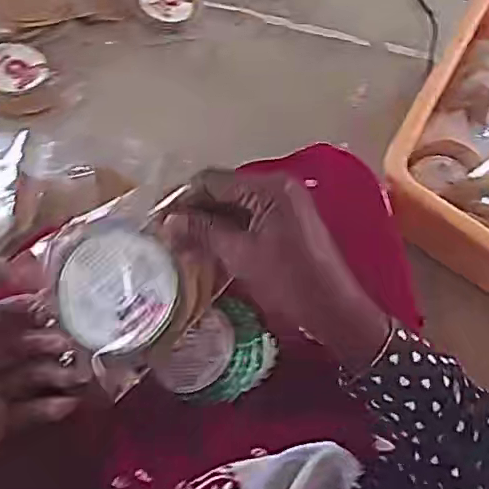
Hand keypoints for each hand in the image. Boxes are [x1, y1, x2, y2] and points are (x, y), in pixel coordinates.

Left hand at [0, 289, 90, 488]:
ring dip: (53, 373)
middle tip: (71, 346)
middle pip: (13, 347)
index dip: (14, 310)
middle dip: (43, 342)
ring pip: (27, 375)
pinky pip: (29, 409)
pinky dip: (50, 406)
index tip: (48, 303)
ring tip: (78, 378)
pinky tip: (69, 406)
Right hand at [166, 169, 393, 371]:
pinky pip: (249, 216)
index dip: (181, 197)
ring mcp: (284, 204)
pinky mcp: (287, 222)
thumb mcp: (241, 256)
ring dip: (208, 221)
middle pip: (223, 189)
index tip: (155, 219)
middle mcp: (277, 187)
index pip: (212, 180)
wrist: (333, 308)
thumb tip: (168, 221)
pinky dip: (228, 229)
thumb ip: (204, 232)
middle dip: (193, 210)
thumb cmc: (289, 281)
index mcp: (268, 188)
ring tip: (178, 243)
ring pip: (235, 205)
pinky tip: (206, 247)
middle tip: (163, 233)